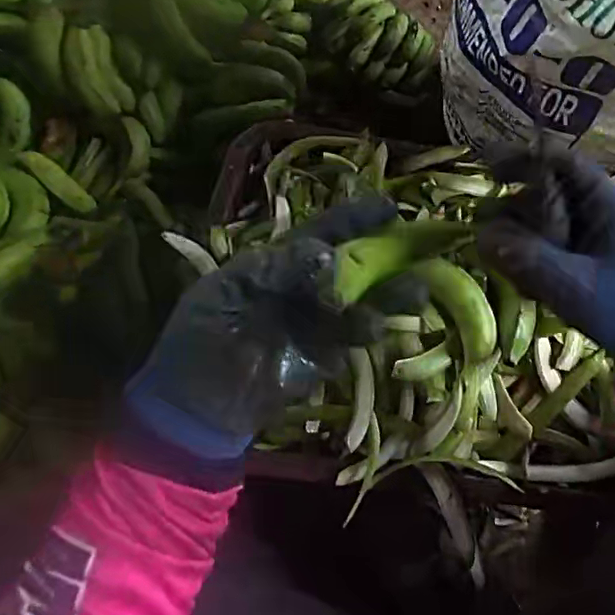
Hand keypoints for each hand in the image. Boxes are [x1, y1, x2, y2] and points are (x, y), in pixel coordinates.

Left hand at [122, 198, 400, 460]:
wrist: (194, 406)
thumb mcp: (227, 291)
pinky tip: (377, 324)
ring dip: (391, 291)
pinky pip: (356, 337)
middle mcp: (307, 287)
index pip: (322, 233)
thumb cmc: (200, 337)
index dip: (354, 218)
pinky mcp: (328, 355)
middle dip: (386, 253)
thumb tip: (326, 253)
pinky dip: (370, 327)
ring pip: (364, 299)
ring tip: (416, 288)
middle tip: (420, 245)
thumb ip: (275, 269)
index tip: (389, 208)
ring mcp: (321, 322)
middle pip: (354, 263)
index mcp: (278, 263)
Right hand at [477, 151, 614, 389]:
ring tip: (501, 257)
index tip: (490, 168)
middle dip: (518, 205)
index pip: (565, 162)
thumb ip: (527, 258)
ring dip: (523, 232)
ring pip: (550, 217)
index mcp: (609, 205)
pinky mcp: (592, 255)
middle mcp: (603, 212)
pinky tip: (525, 279)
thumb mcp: (573, 285)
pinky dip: (536, 251)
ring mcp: (598, 234)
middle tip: (486, 221)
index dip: (526, 159)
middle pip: (552, 190)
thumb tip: (481, 235)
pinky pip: (556, 240)